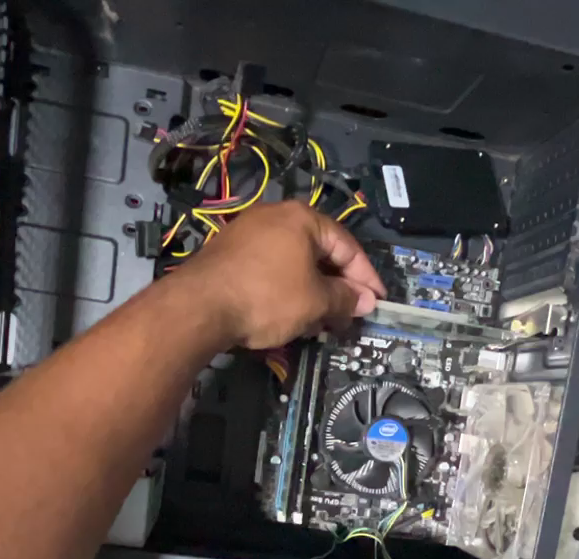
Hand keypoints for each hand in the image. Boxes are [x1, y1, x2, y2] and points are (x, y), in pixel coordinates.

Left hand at [173, 201, 386, 349]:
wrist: (200, 306)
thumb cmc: (267, 297)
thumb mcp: (315, 301)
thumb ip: (344, 299)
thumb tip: (365, 301)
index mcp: (302, 218)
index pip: (347, 245)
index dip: (366, 276)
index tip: (377, 301)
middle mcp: (275, 216)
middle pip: (319, 252)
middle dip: (337, 286)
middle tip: (349, 315)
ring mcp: (248, 233)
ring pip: (294, 263)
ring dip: (312, 292)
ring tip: (320, 321)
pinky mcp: (229, 254)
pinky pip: (271, 269)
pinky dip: (287, 290)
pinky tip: (289, 315)